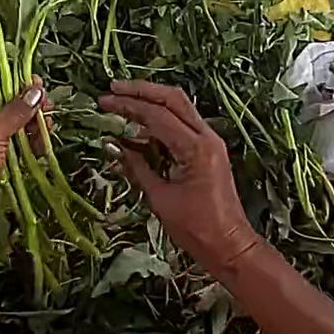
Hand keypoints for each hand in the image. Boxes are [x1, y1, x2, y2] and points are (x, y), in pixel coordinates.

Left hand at [0, 81, 45, 234]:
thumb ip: (15, 110)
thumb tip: (36, 91)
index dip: (8, 83)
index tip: (32, 83)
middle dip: (23, 105)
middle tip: (45, 104)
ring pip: (8, 125)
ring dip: (29, 124)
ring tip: (46, 123)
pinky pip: (12, 143)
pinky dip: (27, 140)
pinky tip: (43, 139)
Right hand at [100, 81, 268, 274]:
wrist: (229, 245)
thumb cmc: (196, 228)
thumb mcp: (160, 199)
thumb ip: (138, 168)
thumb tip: (114, 146)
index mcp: (196, 148)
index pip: (157, 115)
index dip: (128, 105)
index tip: (104, 101)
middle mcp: (207, 137)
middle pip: (173, 99)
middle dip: (142, 90)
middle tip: (114, 88)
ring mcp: (210, 142)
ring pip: (180, 108)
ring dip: (152, 102)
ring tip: (123, 101)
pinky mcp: (208, 150)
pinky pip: (182, 126)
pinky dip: (161, 121)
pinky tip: (140, 126)